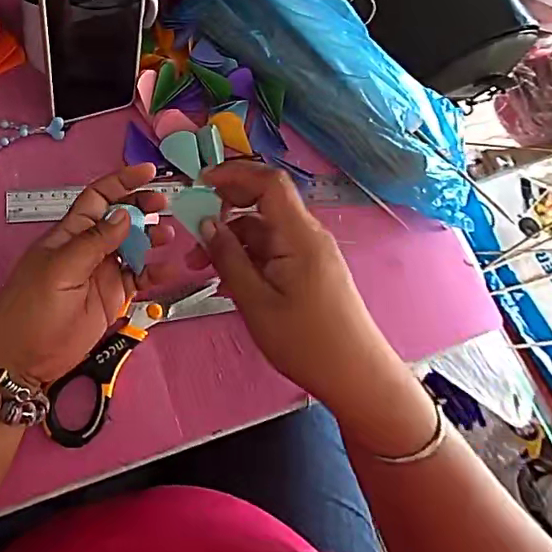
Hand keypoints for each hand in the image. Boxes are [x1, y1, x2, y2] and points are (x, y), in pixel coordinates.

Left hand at [0, 163, 174, 383]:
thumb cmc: (29, 310)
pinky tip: (167, 270)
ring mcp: (103, 272)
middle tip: (164, 203)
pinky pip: (140, 277)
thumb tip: (123, 215)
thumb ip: (94, 242)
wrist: (22, 358)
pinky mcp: (112, 296)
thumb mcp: (60, 270)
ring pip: (135, 245)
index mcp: (71, 233)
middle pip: (122, 217)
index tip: (147, 172)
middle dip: (143, 206)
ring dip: (152, 236)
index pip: (99, 197)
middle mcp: (90, 247)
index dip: (122, 181)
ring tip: (166, 236)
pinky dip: (156, 272)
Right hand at [185, 161, 408, 419]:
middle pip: (263, 202)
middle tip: (195, 231)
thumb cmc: (306, 342)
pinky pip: (272, 250)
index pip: (269, 182)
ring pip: (263, 230)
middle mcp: (306, 235)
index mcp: (299, 235)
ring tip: (202, 267)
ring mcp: (309, 252)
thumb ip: (229, 259)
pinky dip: (247, 257)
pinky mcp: (308, 268)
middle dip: (225, 209)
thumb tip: (206, 223)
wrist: (357, 377)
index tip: (200, 181)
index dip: (234, 173)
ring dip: (232, 240)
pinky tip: (228, 281)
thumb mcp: (256, 302)